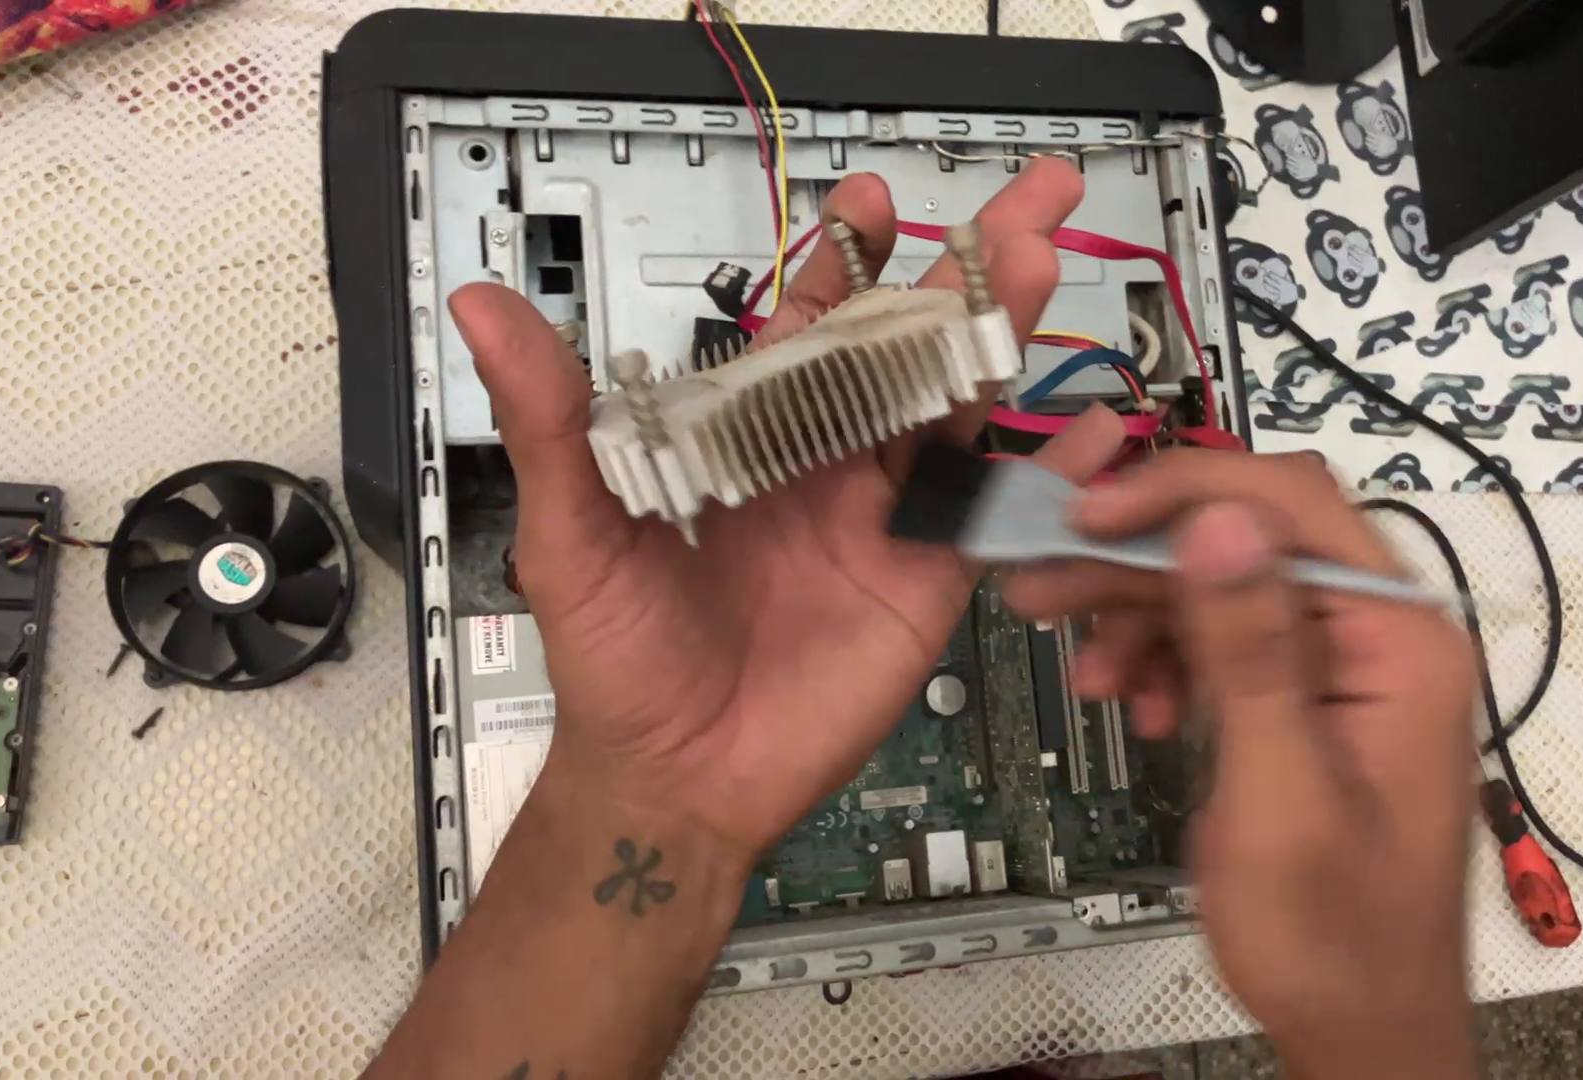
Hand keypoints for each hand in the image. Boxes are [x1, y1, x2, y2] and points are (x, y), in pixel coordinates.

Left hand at [448, 158, 1112, 864]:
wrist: (684, 773)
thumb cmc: (621, 657)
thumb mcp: (576, 533)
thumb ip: (555, 422)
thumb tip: (485, 308)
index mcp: (752, 440)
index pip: (809, 332)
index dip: (843, 265)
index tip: (869, 202)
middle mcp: (829, 466)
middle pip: (904, 354)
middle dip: (957, 278)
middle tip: (1015, 211)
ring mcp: (886, 519)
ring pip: (957, 413)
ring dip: (999, 343)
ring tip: (1041, 273)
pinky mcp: (928, 578)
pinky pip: (993, 516)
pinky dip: (1048, 474)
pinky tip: (1096, 433)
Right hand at [1001, 450, 1479, 1077]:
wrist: (1351, 1025)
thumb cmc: (1327, 932)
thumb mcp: (1280, 794)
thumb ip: (1254, 654)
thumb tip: (1220, 518)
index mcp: (1395, 637)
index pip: (1287, 506)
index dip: (1180, 492)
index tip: (1083, 519)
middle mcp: (1365, 627)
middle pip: (1233, 542)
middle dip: (1131, 562)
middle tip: (1040, 588)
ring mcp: (1322, 656)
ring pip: (1206, 586)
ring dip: (1132, 618)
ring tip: (1089, 676)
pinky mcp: (1284, 685)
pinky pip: (1204, 637)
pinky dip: (1154, 659)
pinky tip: (1135, 704)